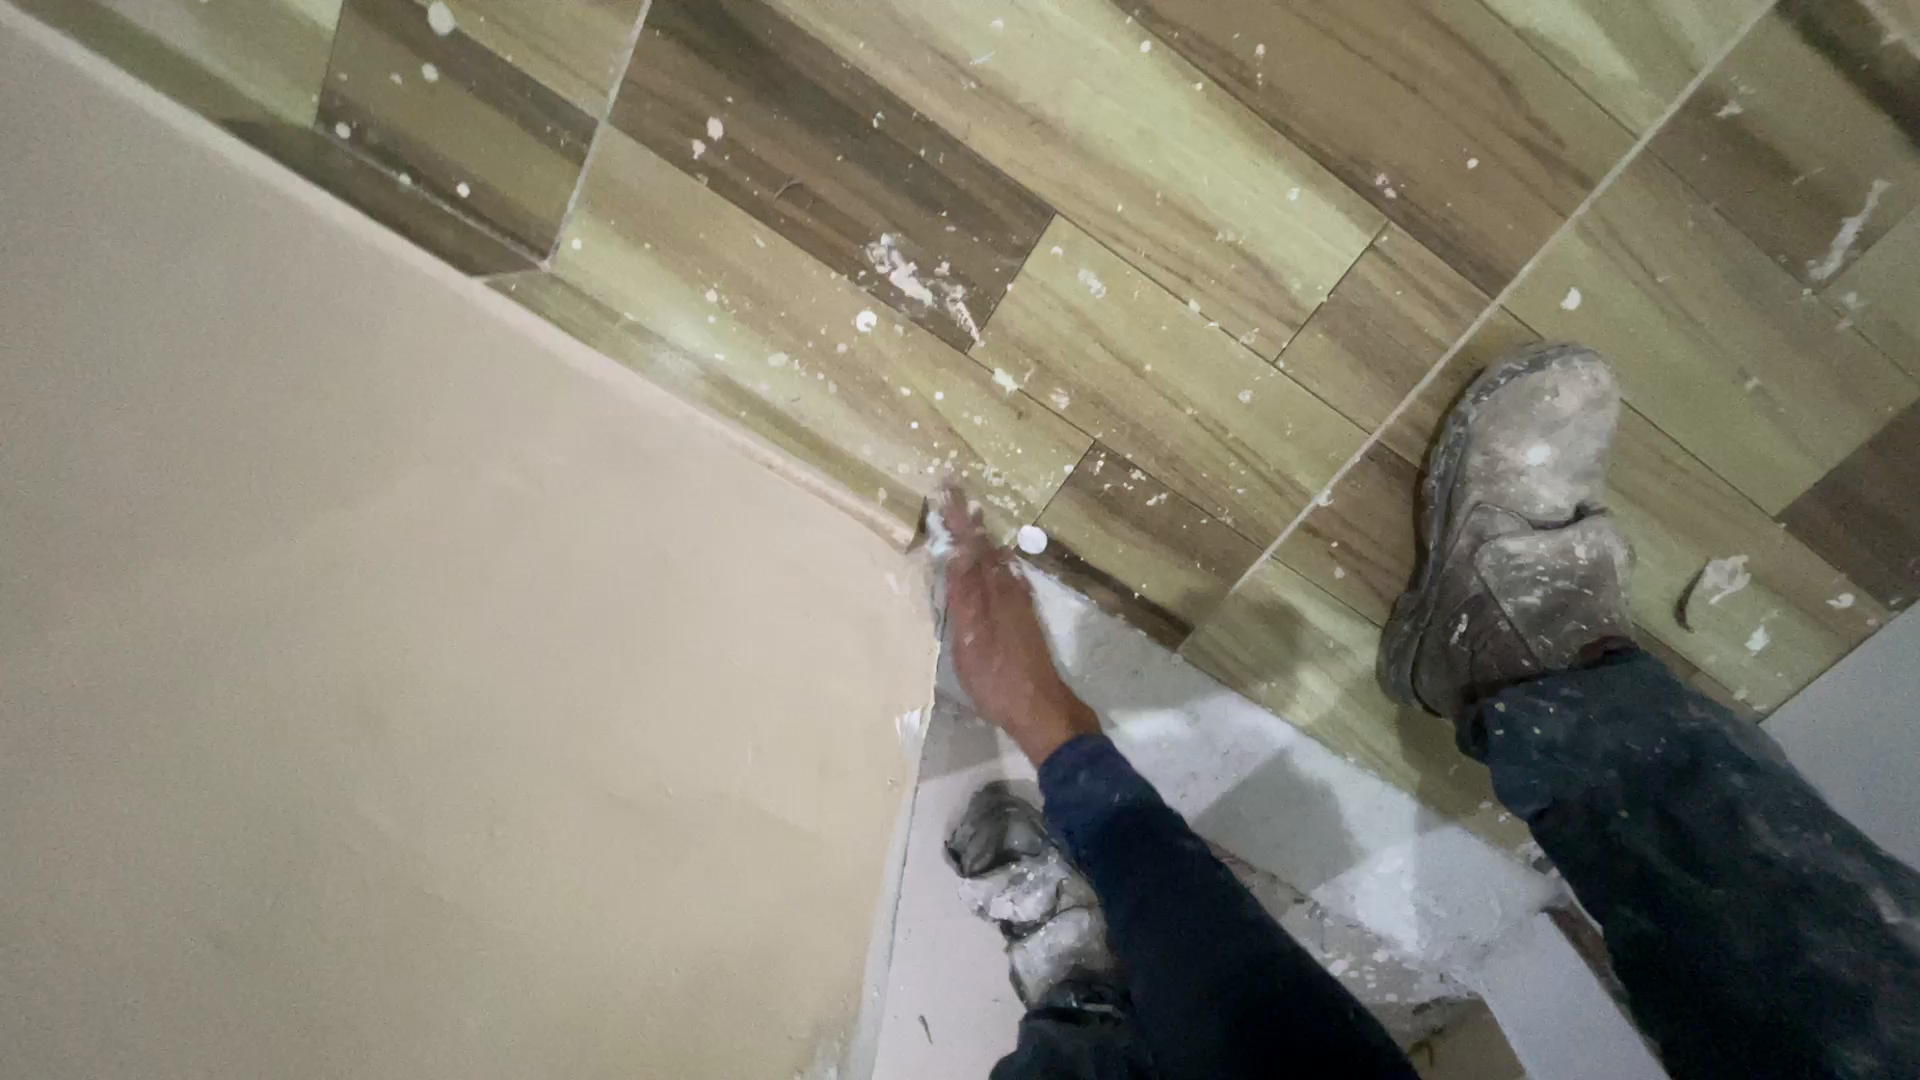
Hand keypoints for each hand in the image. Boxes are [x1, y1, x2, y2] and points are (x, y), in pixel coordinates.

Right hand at [936, 488, 1100, 765]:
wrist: (1040, 706)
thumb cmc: (998, 676)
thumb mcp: (971, 637)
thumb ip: (964, 593)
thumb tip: (956, 550)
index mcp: (992, 588)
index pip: (970, 542)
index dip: (957, 515)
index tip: (945, 485)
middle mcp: (1008, 587)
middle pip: (984, 545)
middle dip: (968, 519)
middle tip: (951, 494)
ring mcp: (1017, 601)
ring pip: (995, 558)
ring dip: (979, 537)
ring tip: (967, 519)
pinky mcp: (1021, 616)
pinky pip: (1002, 573)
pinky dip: (989, 559)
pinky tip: (990, 564)